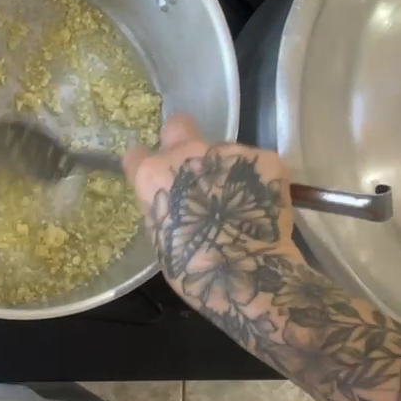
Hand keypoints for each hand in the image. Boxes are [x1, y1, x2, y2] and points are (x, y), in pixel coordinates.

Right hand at [122, 114, 304, 329]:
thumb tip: (166, 196)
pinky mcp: (264, 158)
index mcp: (154, 176)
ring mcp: (228, 151)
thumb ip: (159, 205)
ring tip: (234, 202)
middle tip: (191, 170)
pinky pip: (252, 163)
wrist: (251, 274)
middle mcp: (188, 153)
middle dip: (180, 140)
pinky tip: (256, 204)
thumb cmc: (192, 268)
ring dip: (222, 169)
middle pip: (178, 125)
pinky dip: (252, 179)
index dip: (144, 166)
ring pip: (220, 150)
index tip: (152, 178)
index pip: (136, 154)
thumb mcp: (159, 238)